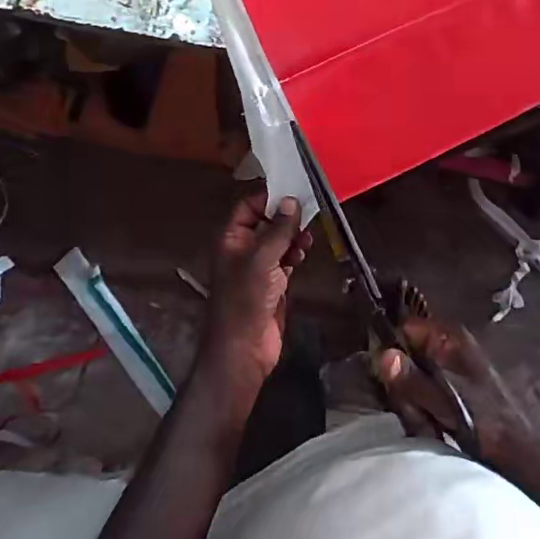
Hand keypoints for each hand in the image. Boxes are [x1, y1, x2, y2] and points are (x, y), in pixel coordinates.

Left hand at [203, 191, 310, 386]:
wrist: (243, 348)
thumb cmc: (245, 299)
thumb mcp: (262, 259)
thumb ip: (278, 229)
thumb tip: (290, 200)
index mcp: (232, 238)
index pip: (249, 206)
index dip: (268, 197)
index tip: (294, 191)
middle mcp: (244, 248)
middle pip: (267, 221)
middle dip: (286, 217)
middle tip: (308, 214)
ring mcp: (258, 266)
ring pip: (279, 240)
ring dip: (293, 236)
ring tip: (306, 239)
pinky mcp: (273, 282)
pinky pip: (286, 259)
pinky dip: (295, 253)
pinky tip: (303, 254)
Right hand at [373, 316, 535, 465]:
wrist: (520, 454)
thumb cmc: (487, 422)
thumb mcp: (446, 401)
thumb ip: (413, 380)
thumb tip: (383, 355)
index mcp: (450, 338)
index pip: (405, 327)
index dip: (392, 349)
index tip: (388, 377)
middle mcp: (447, 347)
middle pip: (404, 357)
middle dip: (406, 389)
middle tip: (418, 412)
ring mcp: (447, 370)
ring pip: (410, 382)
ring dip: (414, 407)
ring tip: (432, 425)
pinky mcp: (447, 391)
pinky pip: (420, 397)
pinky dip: (423, 415)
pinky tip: (435, 430)